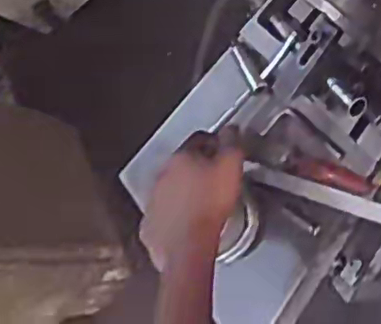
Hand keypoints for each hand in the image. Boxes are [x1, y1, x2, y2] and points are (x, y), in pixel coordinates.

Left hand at [139, 129, 245, 272]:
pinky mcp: (148, 229)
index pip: (198, 139)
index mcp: (180, 157)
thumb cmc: (212, 202)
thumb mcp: (232, 164)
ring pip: (171, 189)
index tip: (225, 154)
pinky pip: (163, 215)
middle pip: (182, 164)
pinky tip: (188, 222)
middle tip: (216, 178)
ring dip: (184, 191)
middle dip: (198, 167)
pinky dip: (174, 215)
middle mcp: (161, 176)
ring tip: (204, 202)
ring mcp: (151, 204)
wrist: (189, 250)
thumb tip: (229, 129)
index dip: (215, 143)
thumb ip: (231, 141)